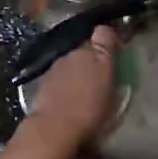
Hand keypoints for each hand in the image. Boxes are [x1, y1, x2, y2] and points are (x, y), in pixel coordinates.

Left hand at [22, 25, 119, 151]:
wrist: (55, 126)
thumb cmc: (91, 111)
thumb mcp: (112, 93)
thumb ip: (110, 69)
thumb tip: (108, 53)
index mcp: (97, 55)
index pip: (104, 32)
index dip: (108, 38)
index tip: (113, 49)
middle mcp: (76, 53)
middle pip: (86, 48)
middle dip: (91, 57)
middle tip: (98, 75)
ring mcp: (58, 64)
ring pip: (72, 60)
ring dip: (77, 69)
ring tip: (81, 89)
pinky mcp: (44, 77)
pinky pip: (60, 73)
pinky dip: (64, 80)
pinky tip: (67, 95)